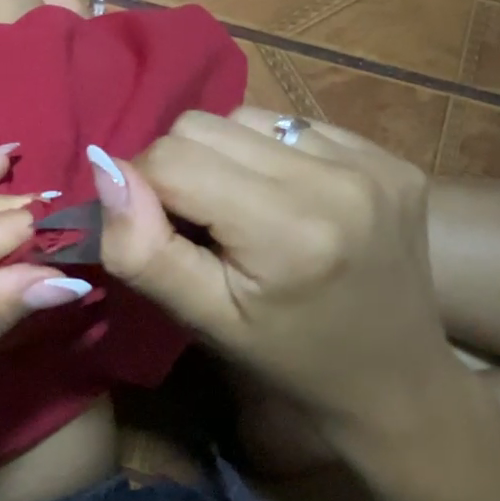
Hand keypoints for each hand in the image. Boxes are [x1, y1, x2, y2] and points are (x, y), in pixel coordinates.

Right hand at [90, 108, 461, 436]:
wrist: (396, 383)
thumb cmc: (286, 360)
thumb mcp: (202, 319)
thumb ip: (143, 249)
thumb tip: (104, 170)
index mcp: (289, 228)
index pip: (170, 160)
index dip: (143, 190)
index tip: (159, 232)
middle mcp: (336, 178)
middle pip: (200, 127)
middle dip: (178, 169)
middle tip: (198, 226)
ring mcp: (371, 160)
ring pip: (240, 117)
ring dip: (221, 156)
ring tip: (243, 212)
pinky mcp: (388, 155)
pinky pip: (288, 125)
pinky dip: (266, 155)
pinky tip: (287, 202)